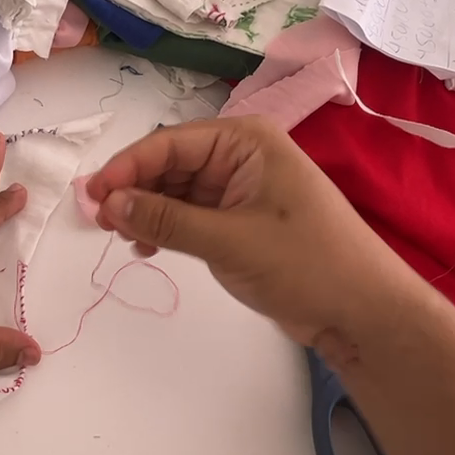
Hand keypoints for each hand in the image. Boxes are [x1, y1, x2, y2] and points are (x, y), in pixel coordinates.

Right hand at [83, 117, 436, 345]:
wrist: (364, 313)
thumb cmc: (305, 264)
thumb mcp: (228, 240)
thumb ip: (164, 219)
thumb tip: (108, 203)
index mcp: (244, 141)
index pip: (168, 144)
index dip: (125, 168)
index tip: (90, 197)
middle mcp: (239, 156)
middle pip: (168, 165)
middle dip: (133, 191)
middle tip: (100, 223)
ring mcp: (238, 188)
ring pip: (174, 190)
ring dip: (146, 211)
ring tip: (122, 238)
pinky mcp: (238, 218)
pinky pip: (188, 213)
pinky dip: (164, 227)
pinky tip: (147, 248)